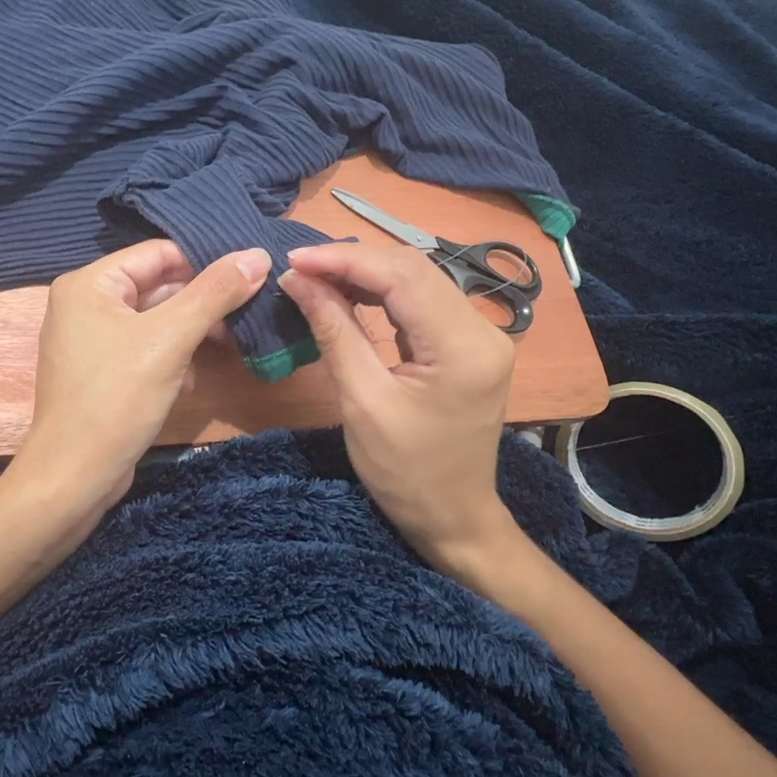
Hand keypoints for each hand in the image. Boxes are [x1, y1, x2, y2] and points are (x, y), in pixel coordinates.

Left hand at [15, 239, 270, 513]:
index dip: (204, 262)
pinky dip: (172, 357)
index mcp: (89, 284)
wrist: (73, 477)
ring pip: (155, 320)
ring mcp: (90, 340)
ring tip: (232, 342)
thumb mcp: (171, 339)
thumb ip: (215, 293)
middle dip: (202, 301)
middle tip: (249, 313)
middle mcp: (84, 304)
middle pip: (157, 285)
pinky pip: (144, 349)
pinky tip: (193, 379)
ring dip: (192, 331)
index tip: (250, 276)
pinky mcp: (101, 372)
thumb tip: (257, 253)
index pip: (158, 253)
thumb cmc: (116, 398)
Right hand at [277, 242, 525, 576]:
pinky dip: (382, 293)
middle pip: (414, 270)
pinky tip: (348, 294)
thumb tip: (298, 280)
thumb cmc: (405, 472)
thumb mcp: (362, 401)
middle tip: (298, 268)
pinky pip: (423, 302)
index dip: (345, 260)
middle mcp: (483, 330)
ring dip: (365, 273)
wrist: (452, 517)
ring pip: (418, 281)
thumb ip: (334, 331)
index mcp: (464, 347)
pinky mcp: (469, 344)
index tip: (293, 259)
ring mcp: (481, 336)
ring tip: (315, 277)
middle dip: (352, 261)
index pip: (402, 277)